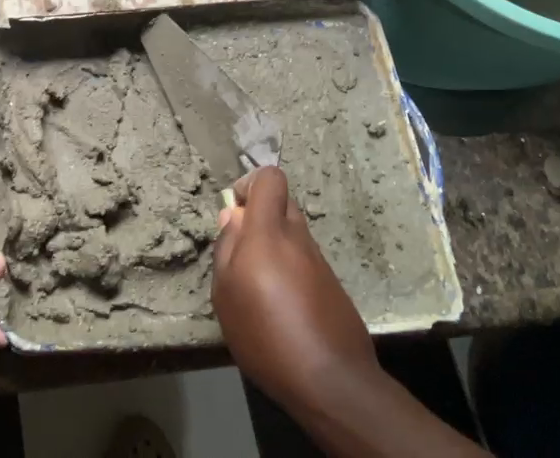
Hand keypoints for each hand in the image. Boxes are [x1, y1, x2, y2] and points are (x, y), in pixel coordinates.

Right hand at [212, 166, 375, 403]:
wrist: (331, 381)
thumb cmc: (265, 334)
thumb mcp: (226, 292)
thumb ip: (226, 247)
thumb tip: (231, 215)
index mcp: (269, 233)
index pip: (271, 179)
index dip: (250, 184)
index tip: (234, 212)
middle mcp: (299, 239)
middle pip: (283, 204)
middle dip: (260, 216)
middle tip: (242, 252)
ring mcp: (320, 263)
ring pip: (294, 234)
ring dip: (275, 246)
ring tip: (259, 286)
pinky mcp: (333, 286)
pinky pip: (305, 261)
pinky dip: (291, 271)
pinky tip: (282, 307)